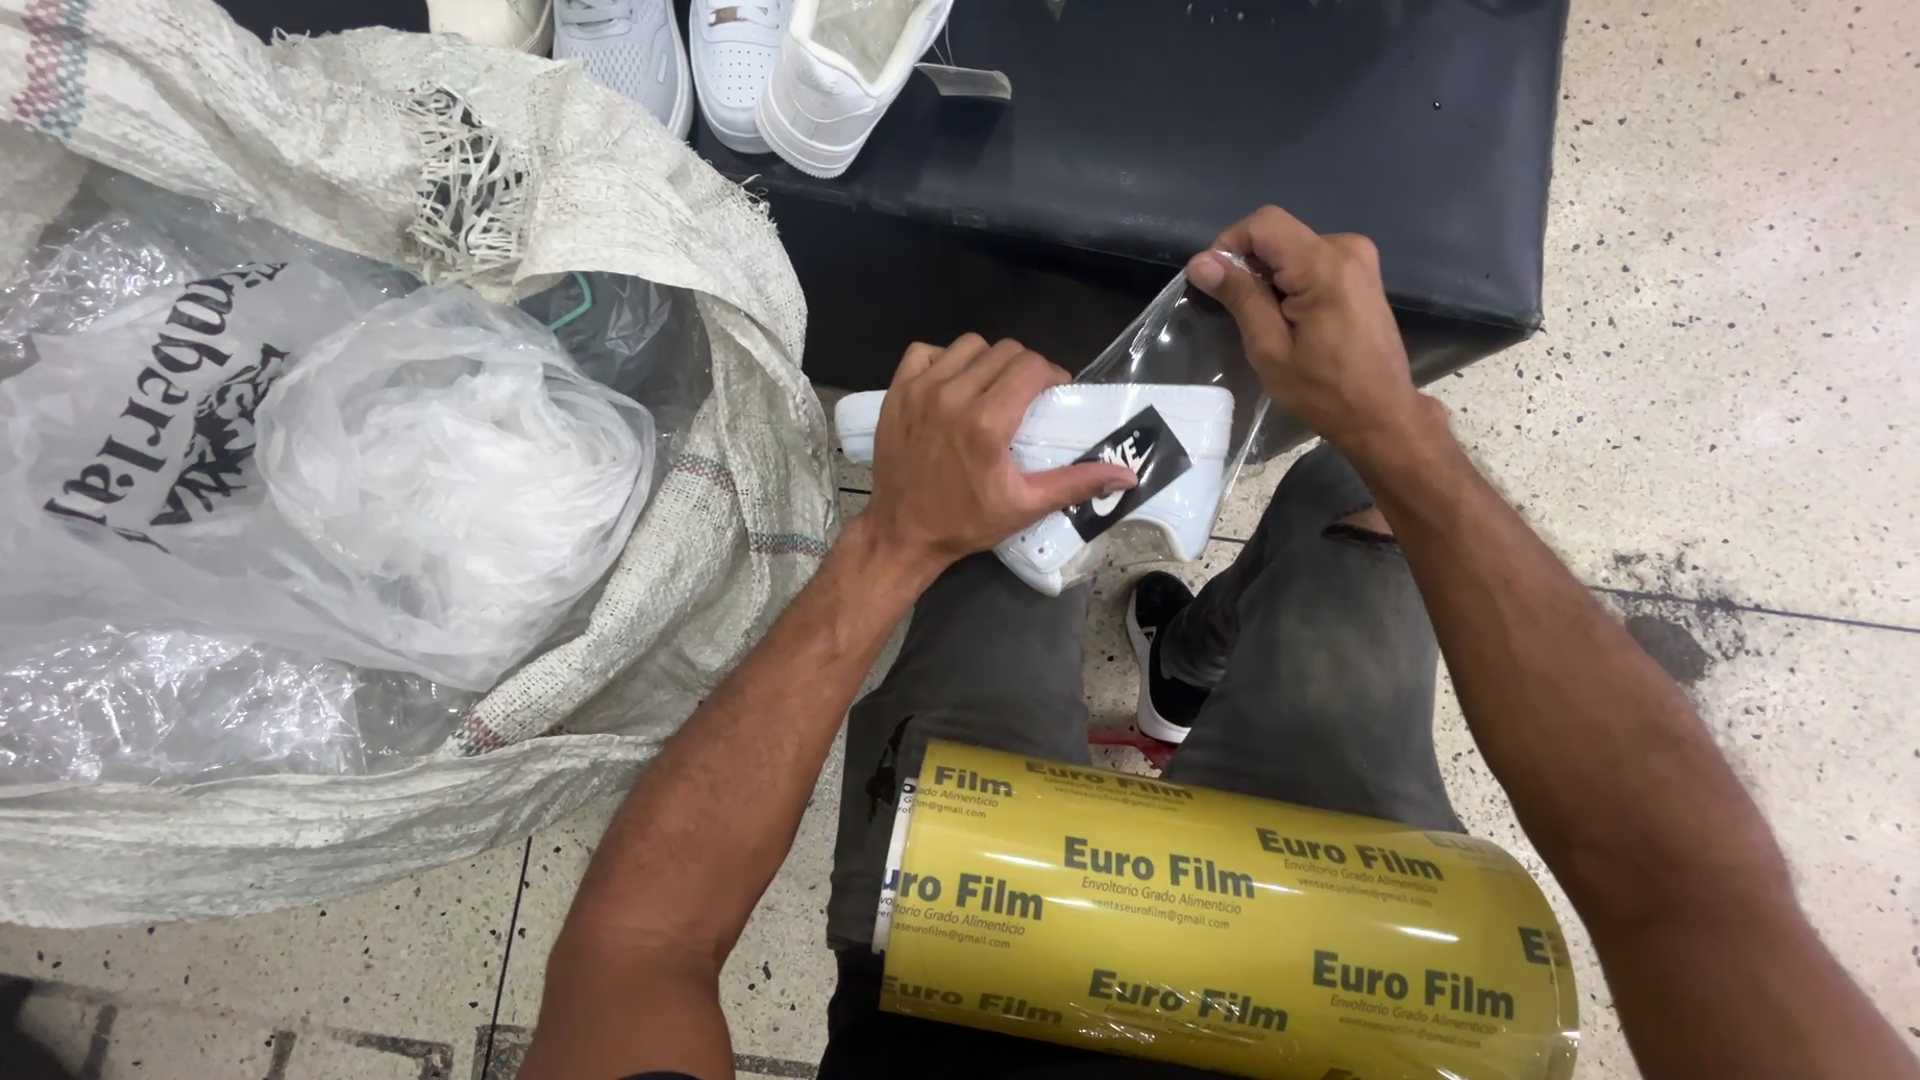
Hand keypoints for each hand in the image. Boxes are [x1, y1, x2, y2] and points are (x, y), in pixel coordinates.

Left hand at [860, 334, 1136, 573]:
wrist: (902, 534)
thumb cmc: (965, 522)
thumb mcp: (1024, 505)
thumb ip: (1076, 482)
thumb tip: (1127, 475)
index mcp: (986, 422)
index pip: (1031, 366)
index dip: (1051, 375)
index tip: (1053, 393)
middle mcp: (952, 396)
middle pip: (1005, 351)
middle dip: (1024, 368)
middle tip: (1026, 396)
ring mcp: (920, 391)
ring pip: (968, 346)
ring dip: (987, 361)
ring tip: (990, 389)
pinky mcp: (896, 393)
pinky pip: (925, 352)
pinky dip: (943, 361)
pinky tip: (952, 385)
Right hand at [1186, 206, 1424, 453]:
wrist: (1379, 411)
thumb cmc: (1322, 390)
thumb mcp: (1269, 349)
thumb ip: (1240, 297)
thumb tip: (1200, 263)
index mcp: (1325, 266)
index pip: (1264, 224)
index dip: (1229, 244)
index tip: (1213, 282)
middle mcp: (1346, 248)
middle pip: (1277, 234)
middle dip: (1247, 265)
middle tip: (1236, 312)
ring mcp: (1358, 258)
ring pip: (1291, 248)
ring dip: (1267, 277)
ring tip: (1263, 321)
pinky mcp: (1359, 272)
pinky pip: (1309, 260)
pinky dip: (1287, 282)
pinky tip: (1287, 318)